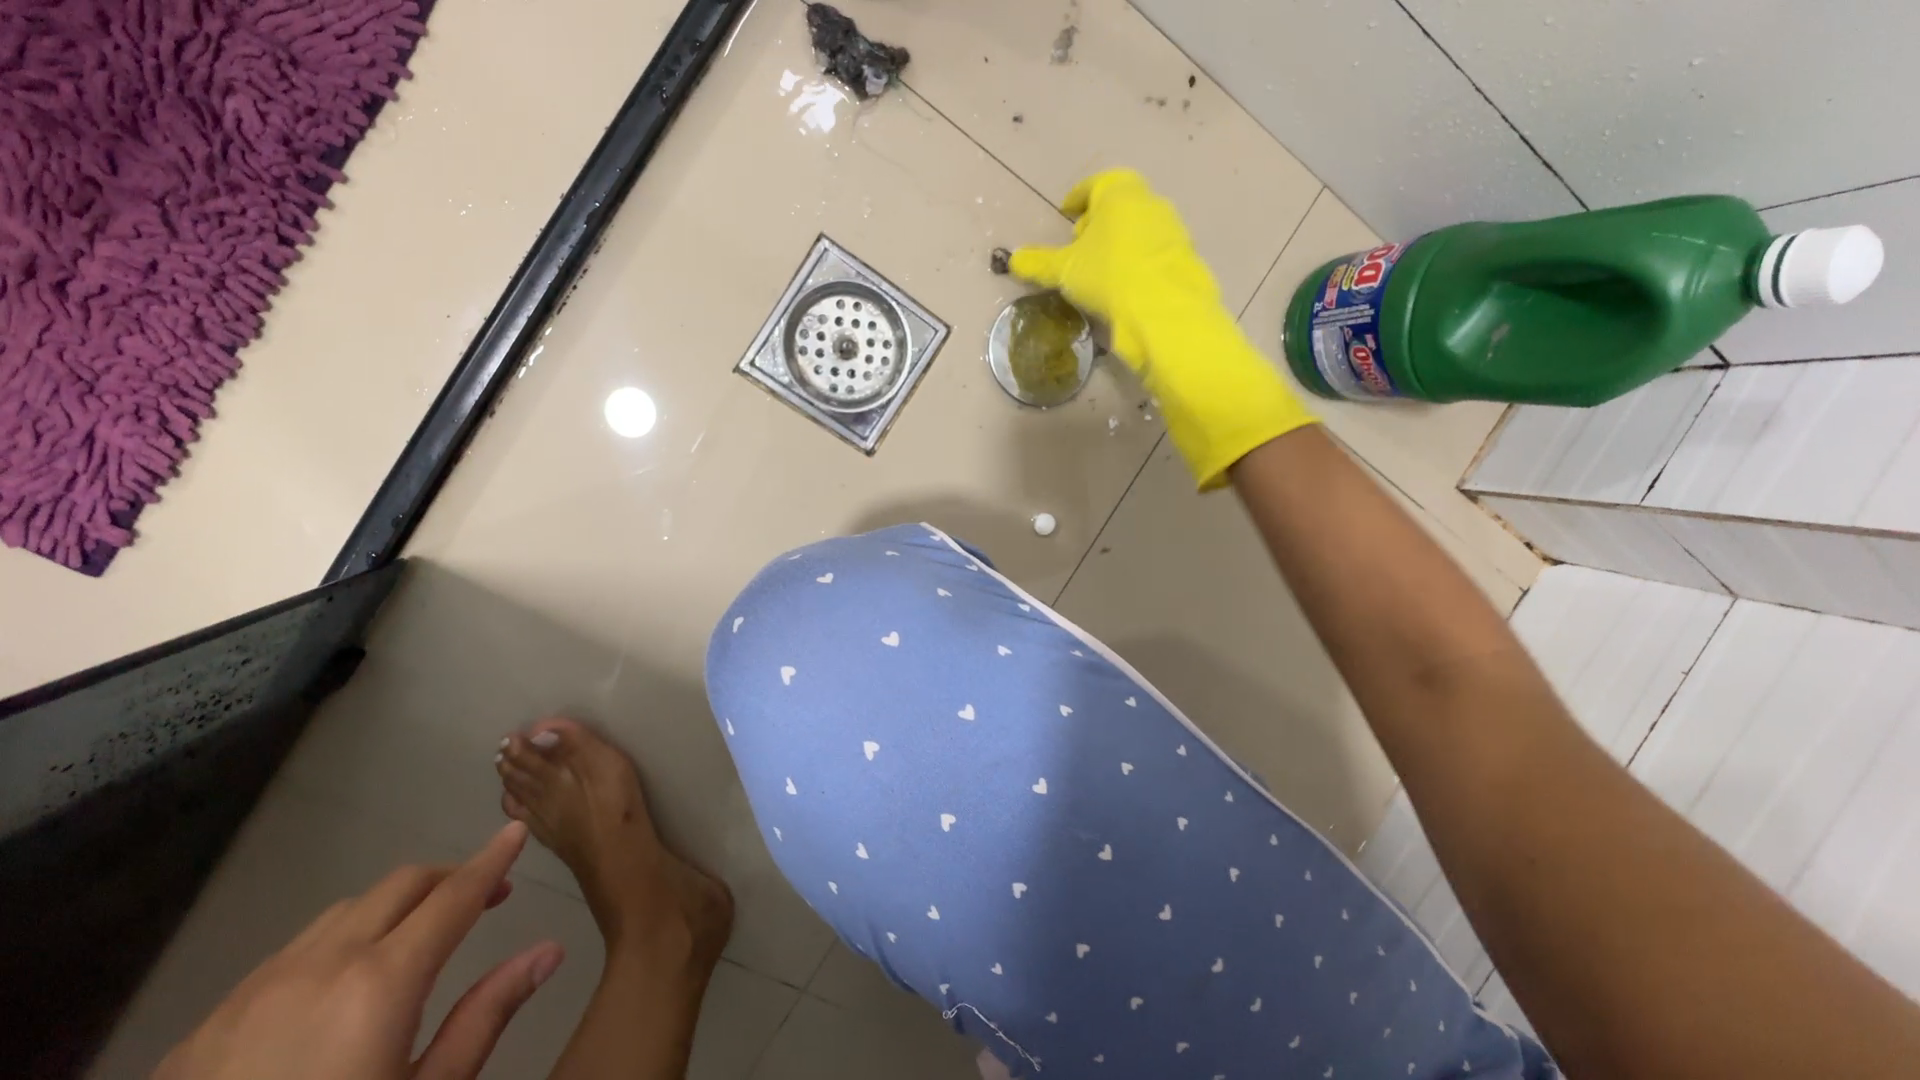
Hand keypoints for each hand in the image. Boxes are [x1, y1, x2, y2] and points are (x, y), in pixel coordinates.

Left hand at [155, 823, 562, 1079]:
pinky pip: (284, 961)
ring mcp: (252, 992)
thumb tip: (547, 951)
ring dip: (389, 911)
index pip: (453, 897)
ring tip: (412, 945)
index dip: (491, 862)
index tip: (515, 832)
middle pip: (398, 887)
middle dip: (446, 878)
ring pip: (339, 916)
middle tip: (484, 897)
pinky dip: (331, 952)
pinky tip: (333, 1002)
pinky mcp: (204, 1028)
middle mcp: (318, 965)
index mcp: (382, 981)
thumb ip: (487, 1014)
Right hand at [1011, 168, 1316, 489]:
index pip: (1095, 185)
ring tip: (1101, 270)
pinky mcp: (1187, 259)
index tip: (1067, 215)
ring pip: (1140, 229)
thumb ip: (1038, 262)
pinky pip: (1154, 255)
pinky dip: (1138, 263)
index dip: (1077, 199)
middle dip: (1099, 222)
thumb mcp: (1064, 271)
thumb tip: (1013, 259)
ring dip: (1120, 243)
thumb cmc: (1107, 276)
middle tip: (1081, 244)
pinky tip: (1126, 287)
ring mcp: (1174, 230)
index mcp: (1120, 192)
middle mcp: (1151, 202)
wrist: (1164, 311)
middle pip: (1120, 205)